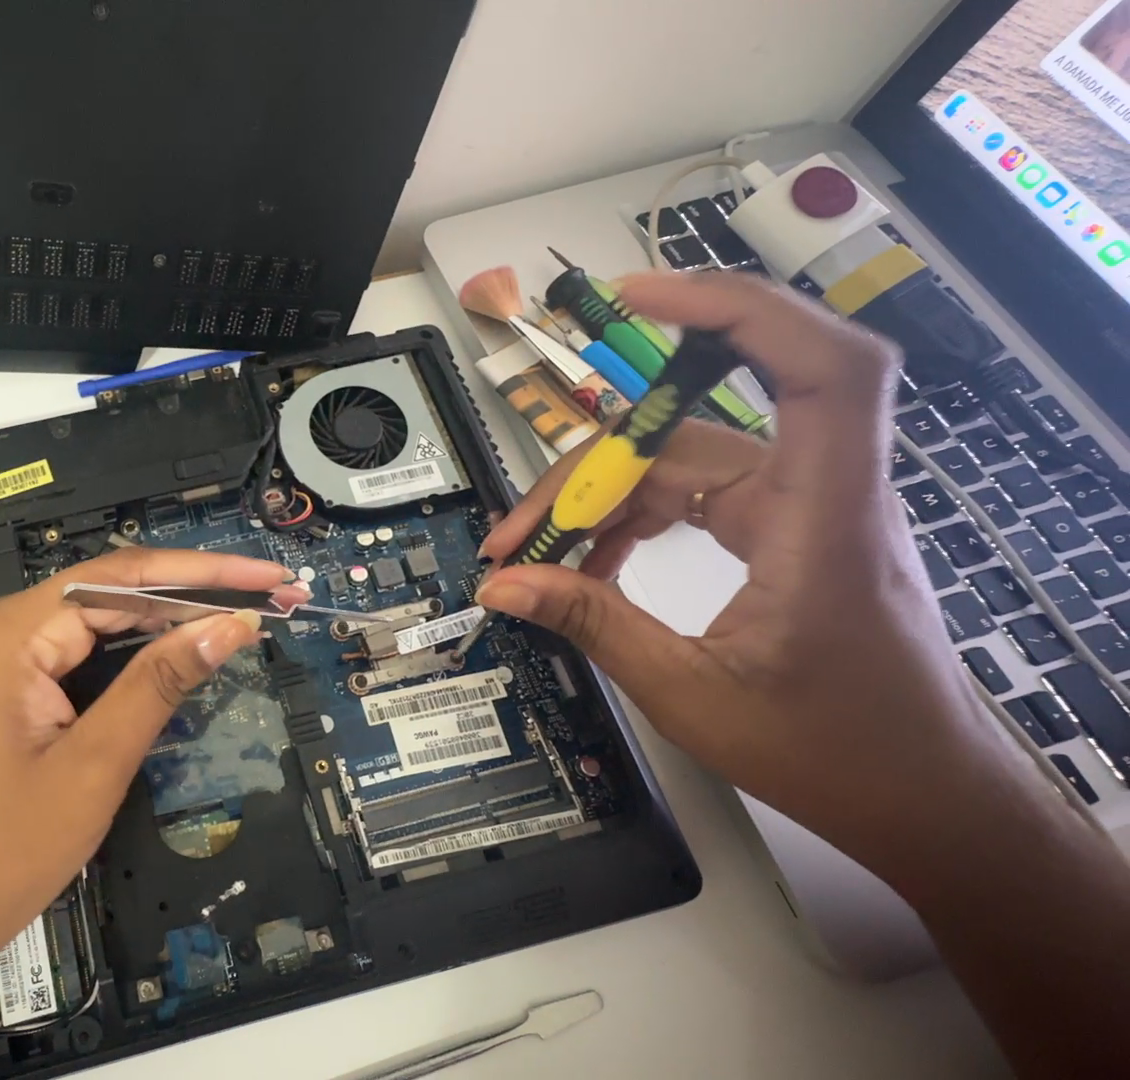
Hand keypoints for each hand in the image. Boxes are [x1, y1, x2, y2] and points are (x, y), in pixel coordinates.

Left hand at [0, 547, 296, 1014]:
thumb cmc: (6, 848)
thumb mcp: (96, 762)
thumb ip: (160, 683)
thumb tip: (231, 624)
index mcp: (11, 632)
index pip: (123, 576)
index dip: (203, 573)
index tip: (268, 579)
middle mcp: (4, 625)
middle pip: (113, 587)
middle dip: (194, 590)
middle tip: (272, 594)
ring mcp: (5, 651)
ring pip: (102, 613)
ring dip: (172, 614)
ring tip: (244, 611)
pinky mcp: (13, 678)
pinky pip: (84, 644)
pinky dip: (138, 645)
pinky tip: (185, 641)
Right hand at [473, 272, 1044, 883]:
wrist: (922, 798)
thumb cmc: (833, 751)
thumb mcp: (691, 693)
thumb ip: (593, 623)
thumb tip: (505, 584)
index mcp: (823, 521)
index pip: (818, 369)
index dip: (734, 311)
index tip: (636, 297)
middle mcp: (815, 495)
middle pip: (689, 433)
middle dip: (591, 474)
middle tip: (518, 532)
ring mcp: (796, 511)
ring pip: (678, 466)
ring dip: (598, 504)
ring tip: (532, 557)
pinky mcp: (779, 532)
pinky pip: (687, 499)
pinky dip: (627, 523)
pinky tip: (584, 565)